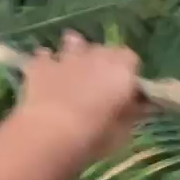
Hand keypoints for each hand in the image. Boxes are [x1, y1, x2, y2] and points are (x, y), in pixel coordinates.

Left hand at [13, 32, 141, 165]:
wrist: (51, 132)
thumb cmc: (95, 136)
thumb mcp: (123, 131)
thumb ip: (131, 112)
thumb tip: (138, 105)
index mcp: (121, 70)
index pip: (131, 58)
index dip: (128, 71)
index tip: (126, 88)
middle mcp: (95, 57)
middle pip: (103, 49)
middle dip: (103, 61)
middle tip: (100, 82)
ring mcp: (66, 58)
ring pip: (74, 42)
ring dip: (75, 51)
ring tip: (74, 67)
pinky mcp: (41, 65)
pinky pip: (44, 55)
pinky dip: (47, 61)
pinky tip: (46, 71)